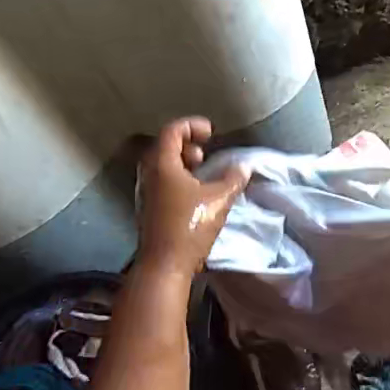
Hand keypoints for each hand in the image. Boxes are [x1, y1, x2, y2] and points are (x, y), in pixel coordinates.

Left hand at [136, 117, 248, 279]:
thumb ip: (233, 179)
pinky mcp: (147, 208)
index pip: (172, 131)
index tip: (211, 132)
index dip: (192, 125)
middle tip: (204, 153)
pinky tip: (193, 192)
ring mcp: (145, 192)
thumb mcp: (219, 200)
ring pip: (161, 165)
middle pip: (163, 146)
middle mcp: (148, 174)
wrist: (164, 265)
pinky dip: (176, 177)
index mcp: (161, 164)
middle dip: (186, 143)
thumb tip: (244, 167)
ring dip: (181, 162)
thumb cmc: (190, 228)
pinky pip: (160, 181)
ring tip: (202, 171)